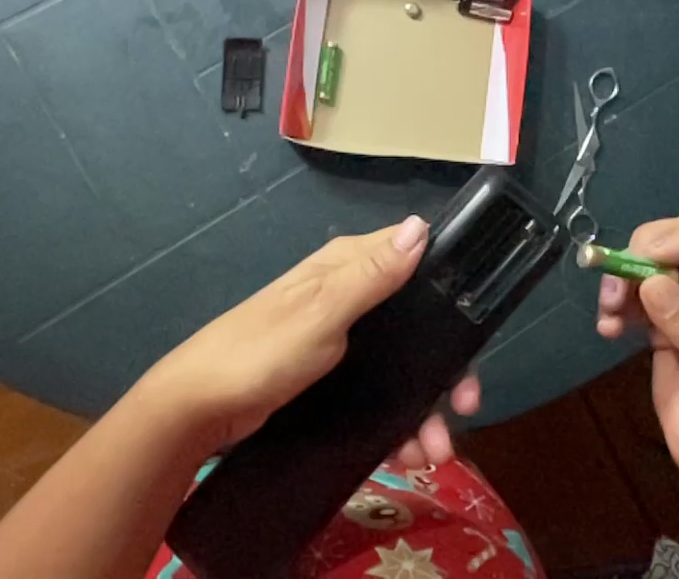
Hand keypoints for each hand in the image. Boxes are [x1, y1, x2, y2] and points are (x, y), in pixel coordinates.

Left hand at [138, 216, 478, 462]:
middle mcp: (348, 293)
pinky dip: (398, 418)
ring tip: (435, 450)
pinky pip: (379, 391)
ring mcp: (340, 336)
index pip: (413, 254)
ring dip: (425, 404)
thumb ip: (371, 274)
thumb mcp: (322, 311)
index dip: (450, 285)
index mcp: (347, 266)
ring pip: (401, 362)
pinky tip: (406, 450)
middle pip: (417, 319)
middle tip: (466, 405)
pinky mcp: (332, 374)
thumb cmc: (262, 351)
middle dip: (445, 365)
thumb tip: (421, 226)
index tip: (478, 328)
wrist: (200, 409)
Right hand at [594, 215, 678, 504]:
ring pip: (659, 263)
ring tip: (609, 307)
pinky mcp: (668, 322)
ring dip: (627, 277)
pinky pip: (640, 293)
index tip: (649, 251)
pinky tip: (609, 326)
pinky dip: (620, 302)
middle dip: (651, 251)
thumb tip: (651, 283)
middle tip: (621, 271)